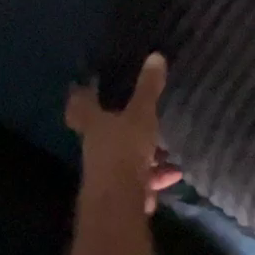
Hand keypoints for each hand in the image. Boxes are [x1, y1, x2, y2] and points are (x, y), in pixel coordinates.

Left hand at [65, 53, 183, 210]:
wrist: (120, 198)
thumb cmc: (125, 148)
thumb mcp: (141, 114)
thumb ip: (148, 88)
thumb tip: (155, 56)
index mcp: (94, 123)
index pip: (80, 104)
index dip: (82, 94)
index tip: (85, 85)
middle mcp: (96, 145)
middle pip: (104, 131)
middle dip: (121, 124)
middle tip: (138, 114)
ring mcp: (107, 169)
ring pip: (126, 155)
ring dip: (145, 153)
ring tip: (168, 151)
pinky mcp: (122, 189)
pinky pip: (140, 177)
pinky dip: (156, 175)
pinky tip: (174, 173)